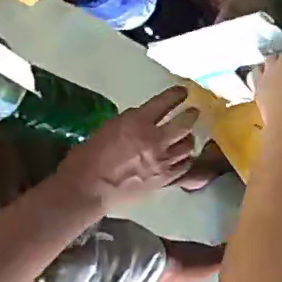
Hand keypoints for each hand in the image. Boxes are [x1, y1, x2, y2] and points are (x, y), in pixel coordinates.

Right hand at [54, 87, 199, 209]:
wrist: (89, 189)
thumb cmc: (89, 157)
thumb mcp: (109, 128)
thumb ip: (131, 121)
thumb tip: (145, 119)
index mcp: (137, 122)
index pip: (164, 102)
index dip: (176, 95)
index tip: (182, 92)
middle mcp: (155, 139)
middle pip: (185, 123)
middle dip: (191, 115)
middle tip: (193, 112)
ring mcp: (162, 161)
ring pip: (188, 145)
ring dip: (188, 138)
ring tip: (186, 136)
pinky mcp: (165, 179)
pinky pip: (184, 165)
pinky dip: (185, 159)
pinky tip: (182, 157)